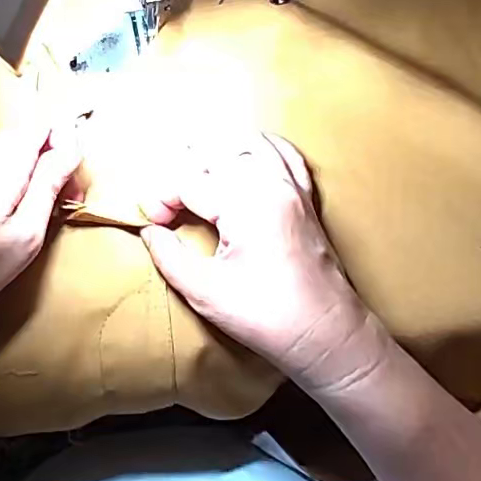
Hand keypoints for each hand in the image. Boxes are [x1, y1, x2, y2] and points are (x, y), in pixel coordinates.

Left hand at [0, 126, 81, 335]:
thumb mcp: (25, 234)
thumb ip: (50, 183)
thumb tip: (73, 146)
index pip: (47, 128)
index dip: (67, 155)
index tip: (69, 192)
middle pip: (31, 138)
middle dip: (50, 167)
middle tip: (54, 210)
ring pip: (14, 149)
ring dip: (30, 175)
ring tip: (28, 216)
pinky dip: (9, 179)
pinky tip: (4, 212)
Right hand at [139, 132, 394, 395]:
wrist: (330, 337)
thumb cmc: (269, 319)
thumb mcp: (204, 293)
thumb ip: (168, 256)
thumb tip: (150, 231)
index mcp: (246, 205)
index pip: (187, 180)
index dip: (161, 199)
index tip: (154, 224)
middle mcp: (271, 185)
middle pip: (213, 153)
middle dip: (180, 174)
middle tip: (168, 208)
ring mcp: (292, 187)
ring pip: (246, 144)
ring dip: (214, 156)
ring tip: (194, 182)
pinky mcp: (305, 197)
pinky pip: (282, 153)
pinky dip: (257, 148)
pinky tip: (240, 160)